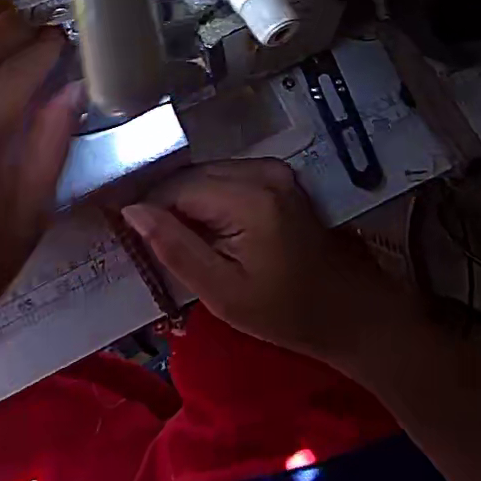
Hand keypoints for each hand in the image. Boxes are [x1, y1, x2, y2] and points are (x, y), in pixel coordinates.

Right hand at [120, 159, 409, 365]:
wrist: (349, 311)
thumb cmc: (285, 312)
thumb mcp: (222, 292)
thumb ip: (175, 247)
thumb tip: (132, 211)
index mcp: (250, 198)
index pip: (177, 188)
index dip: (150, 211)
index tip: (134, 238)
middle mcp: (261, 170)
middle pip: (191, 176)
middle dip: (167, 205)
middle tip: (155, 244)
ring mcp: (272, 168)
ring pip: (205, 174)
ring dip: (187, 201)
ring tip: (182, 239)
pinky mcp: (277, 174)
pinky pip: (225, 176)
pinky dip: (208, 198)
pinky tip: (209, 229)